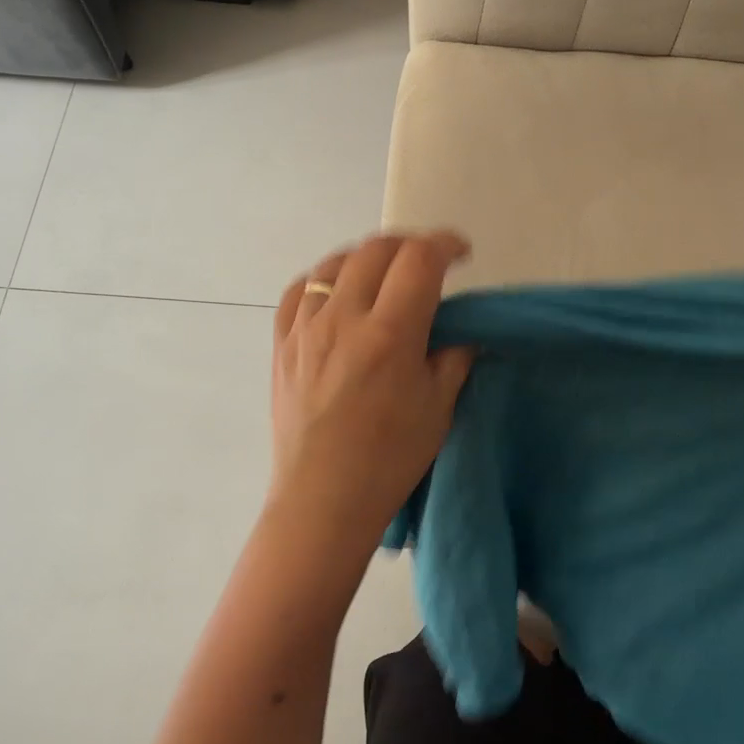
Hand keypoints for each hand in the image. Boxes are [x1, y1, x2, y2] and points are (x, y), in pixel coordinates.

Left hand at [268, 232, 473, 544]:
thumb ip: (454, 357)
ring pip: (335, 263)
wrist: (323, 499)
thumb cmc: (389, 460)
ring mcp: (305, 328)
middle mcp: (343, 318)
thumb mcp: (439, 408)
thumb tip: (462, 329)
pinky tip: (338, 293)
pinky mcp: (281, 344)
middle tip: (429, 264)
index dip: (445, 245)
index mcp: (390, 334)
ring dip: (368, 258)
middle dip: (410, 245)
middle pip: (377, 249)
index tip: (462, 254)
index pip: (420, 259)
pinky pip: (300, 290)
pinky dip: (325, 280)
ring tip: (385, 276)